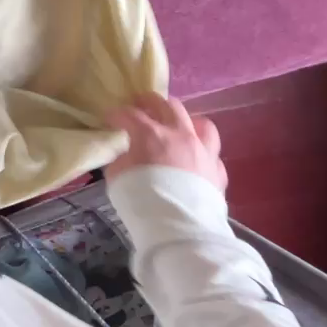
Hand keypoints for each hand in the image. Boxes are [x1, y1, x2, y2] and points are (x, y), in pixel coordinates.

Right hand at [106, 92, 227, 192]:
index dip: (116, 114)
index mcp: (150, 133)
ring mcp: (204, 151)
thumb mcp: (116, 173)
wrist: (179, 224)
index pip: (129, 114)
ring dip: (186, 121)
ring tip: (177, 126)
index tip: (109, 119)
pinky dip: (201, 152)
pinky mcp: (218, 171)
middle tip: (140, 105)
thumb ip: (123, 157)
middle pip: (167, 105)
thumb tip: (128, 153)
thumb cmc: (140, 195)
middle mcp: (180, 135)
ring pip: (201, 123)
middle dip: (151, 102)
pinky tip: (193, 158)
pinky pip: (212, 153)